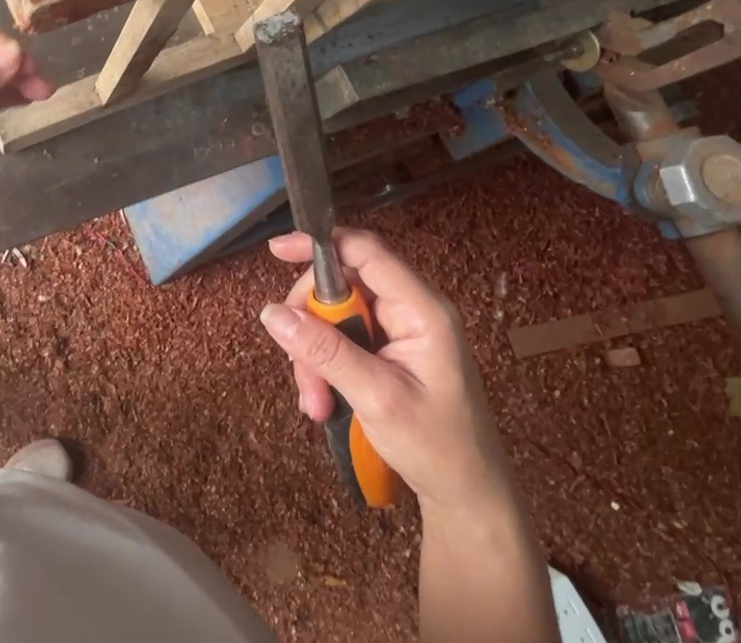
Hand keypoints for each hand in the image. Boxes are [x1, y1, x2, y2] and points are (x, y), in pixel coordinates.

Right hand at [259, 229, 513, 511]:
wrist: (467, 495)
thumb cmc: (437, 446)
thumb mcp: (376, 398)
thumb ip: (325, 351)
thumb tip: (272, 313)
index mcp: (422, 310)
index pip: (366, 252)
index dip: (320, 245)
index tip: (277, 251)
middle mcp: (410, 310)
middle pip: (340, 287)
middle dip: (310, 325)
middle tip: (299, 368)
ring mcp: (399, 331)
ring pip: (334, 318)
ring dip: (314, 356)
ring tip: (316, 403)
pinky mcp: (388, 352)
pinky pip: (341, 341)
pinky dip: (324, 367)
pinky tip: (324, 402)